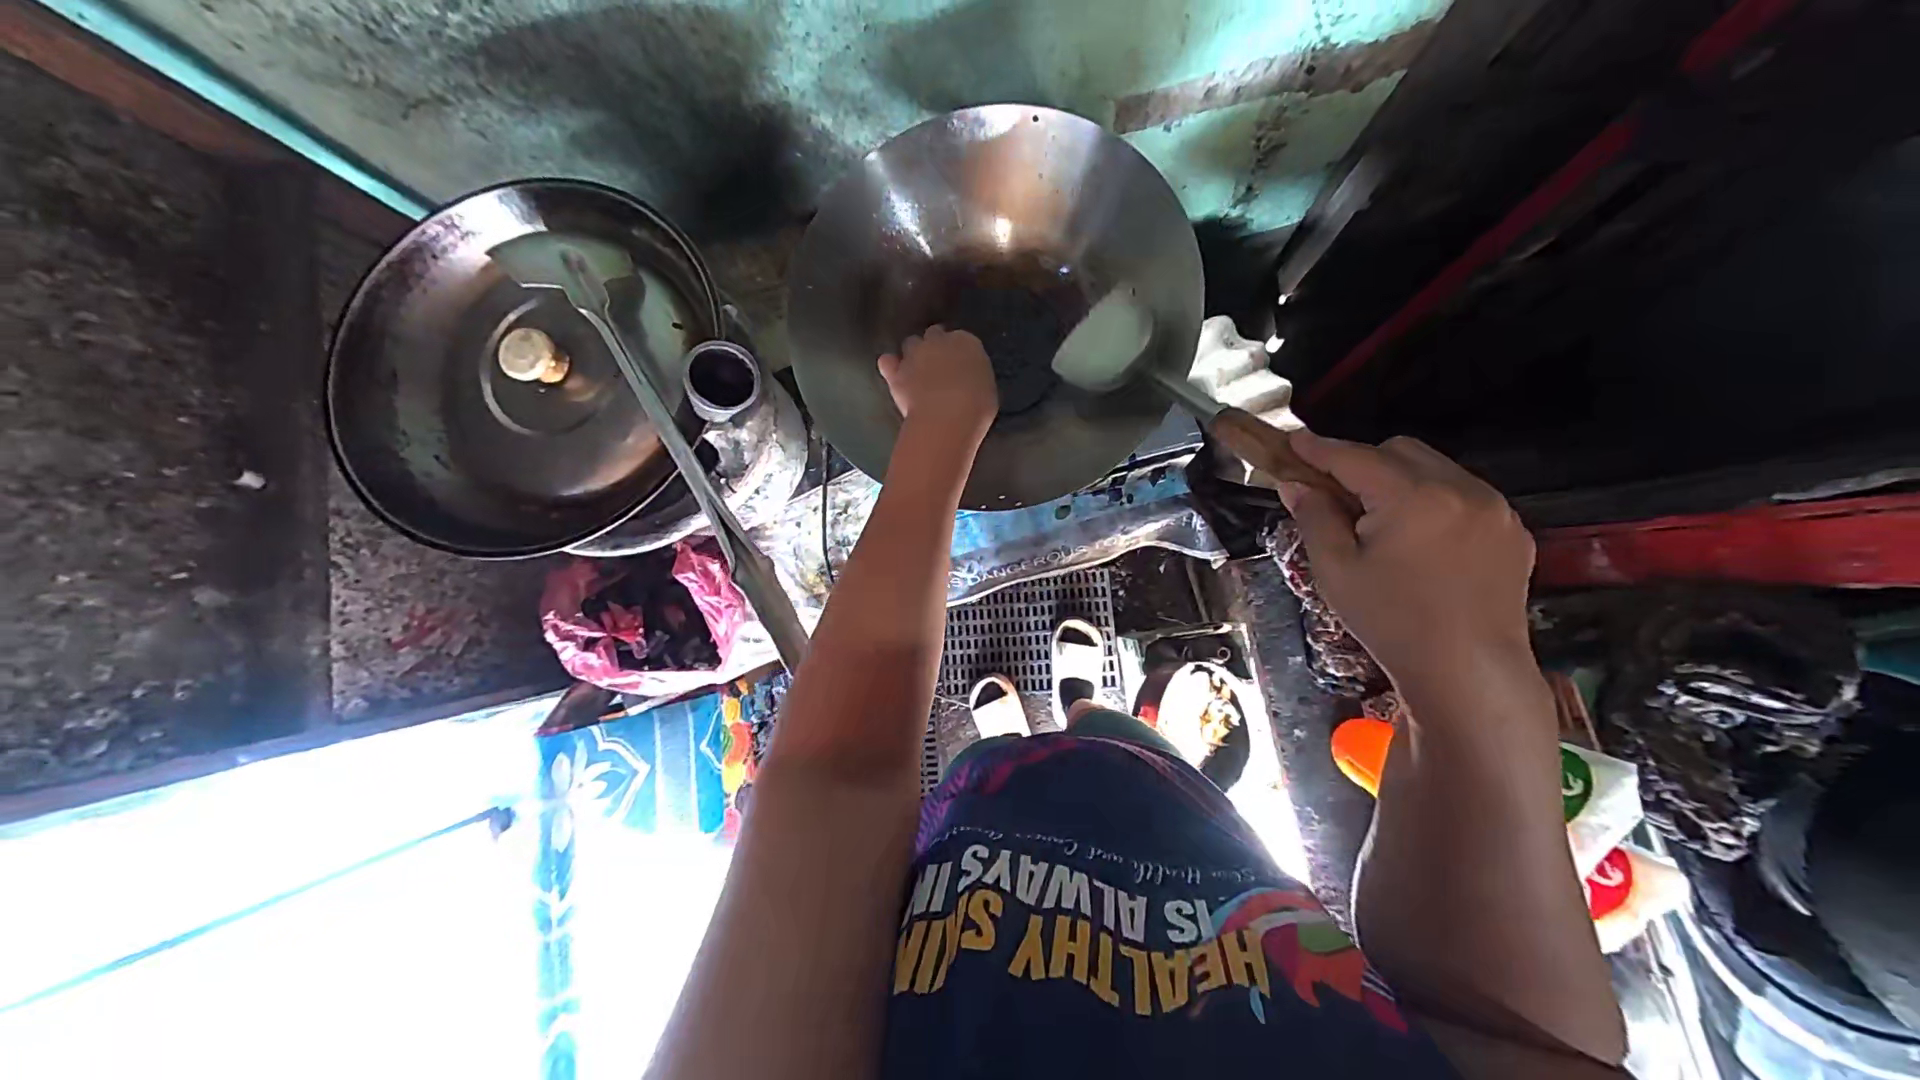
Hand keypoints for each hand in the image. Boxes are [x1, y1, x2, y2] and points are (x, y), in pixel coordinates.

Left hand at [878, 325, 996, 440]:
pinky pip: (887, 361)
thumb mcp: (986, 388)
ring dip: (913, 354)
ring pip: (910, 344)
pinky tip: (894, 375)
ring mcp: (914, 354)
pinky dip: (890, 366)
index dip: (958, 352)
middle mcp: (938, 340)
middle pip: (933, 334)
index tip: (959, 365)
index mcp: (966, 341)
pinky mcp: (896, 372)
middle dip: (934, 347)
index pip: (960, 338)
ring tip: (917, 373)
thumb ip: (974, 376)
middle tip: (938, 367)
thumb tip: (968, 380)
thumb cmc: (977, 406)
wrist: (947, 417)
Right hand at [1279, 431, 1536, 689]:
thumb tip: (1296, 484)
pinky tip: (1417, 539)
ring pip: (1434, 469)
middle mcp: (1462, 489)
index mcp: (1413, 497)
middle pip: (1400, 450)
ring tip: (1377, 518)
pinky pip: (1463, 495)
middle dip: (1362, 461)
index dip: (1318, 447)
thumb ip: (1314, 517)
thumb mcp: (1335, 570)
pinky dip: (1432, 501)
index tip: (1293, 441)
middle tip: (1334, 492)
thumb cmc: (1390, 621)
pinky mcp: (1512, 530)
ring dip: (1398, 479)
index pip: (1355, 456)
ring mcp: (1495, 508)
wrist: (1467, 671)